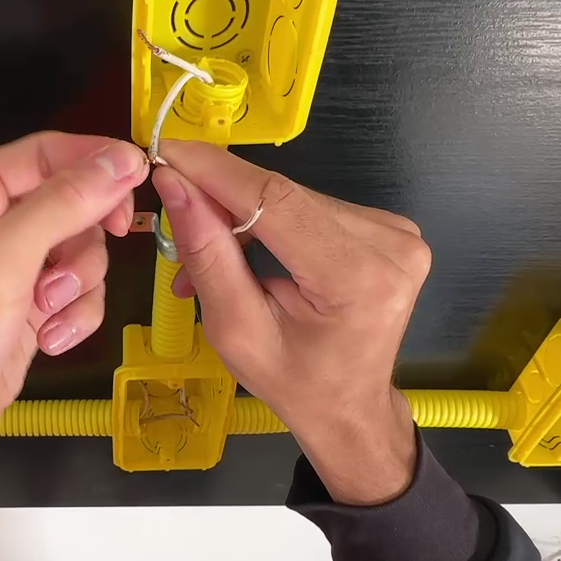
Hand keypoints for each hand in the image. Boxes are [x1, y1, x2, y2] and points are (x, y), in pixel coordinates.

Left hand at [0, 132, 147, 521]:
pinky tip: (50, 340)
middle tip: (77, 267)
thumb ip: (66, 204)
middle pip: (73, 204)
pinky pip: (77, 294)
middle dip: (80, 244)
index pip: (46, 152)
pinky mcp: (29, 309)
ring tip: (46, 313)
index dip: (94, 163)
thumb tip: (125, 158)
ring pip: (83, 253)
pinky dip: (73, 316)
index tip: (140, 179)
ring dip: (76, 287)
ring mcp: (11, 268)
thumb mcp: (2, 258)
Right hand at [153, 139, 430, 504]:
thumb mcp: (234, 329)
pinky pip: (308, 207)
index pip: (273, 201)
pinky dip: (267, 222)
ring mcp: (395, 232)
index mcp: (355, 278)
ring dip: (239, 216)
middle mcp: (388, 244)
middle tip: (171, 212)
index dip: (214, 172)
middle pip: (281, 195)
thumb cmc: (293, 382)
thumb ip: (207, 254)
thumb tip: (174, 186)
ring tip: (202, 257)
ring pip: (290, 197)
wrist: (350, 407)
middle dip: (218, 198)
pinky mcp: (387, 227)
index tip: (165, 152)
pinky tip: (242, 250)